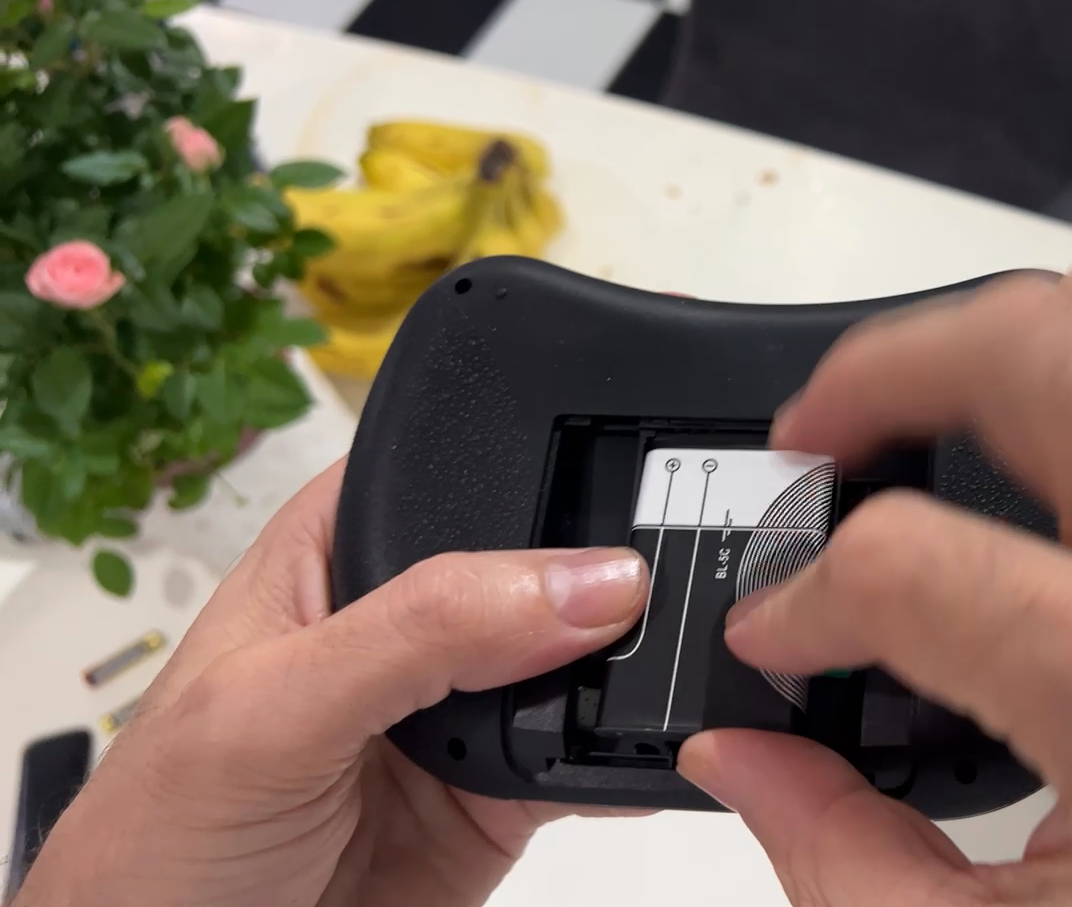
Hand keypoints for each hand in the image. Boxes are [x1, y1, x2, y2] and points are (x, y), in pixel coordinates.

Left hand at [15, 463, 648, 906]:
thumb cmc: (150, 859)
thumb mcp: (268, 715)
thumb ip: (426, 630)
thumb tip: (595, 582)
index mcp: (358, 543)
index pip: (477, 467)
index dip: (554, 465)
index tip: (631, 487)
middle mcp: (435, 606)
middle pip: (557, 555)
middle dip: (613, 572)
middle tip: (657, 591)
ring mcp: (485, 686)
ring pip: (596, 642)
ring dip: (635, 656)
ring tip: (667, 662)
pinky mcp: (524, 762)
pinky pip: (607, 730)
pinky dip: (640, 733)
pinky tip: (661, 731)